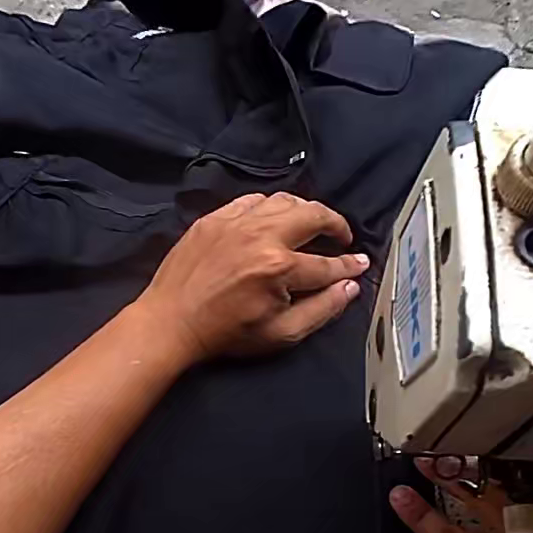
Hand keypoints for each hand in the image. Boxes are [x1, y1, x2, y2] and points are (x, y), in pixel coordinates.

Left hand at [134, 192, 368, 363]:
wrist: (171, 322)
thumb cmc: (227, 333)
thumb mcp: (282, 333)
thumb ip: (323, 309)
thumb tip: (350, 287)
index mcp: (279, 268)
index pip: (328, 263)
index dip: (350, 265)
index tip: (361, 263)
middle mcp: (261, 236)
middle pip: (314, 215)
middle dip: (336, 224)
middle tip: (342, 237)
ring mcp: (236, 222)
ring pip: (285, 200)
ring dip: (306, 211)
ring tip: (312, 225)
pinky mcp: (216, 218)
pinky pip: (253, 200)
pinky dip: (272, 206)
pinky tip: (275, 219)